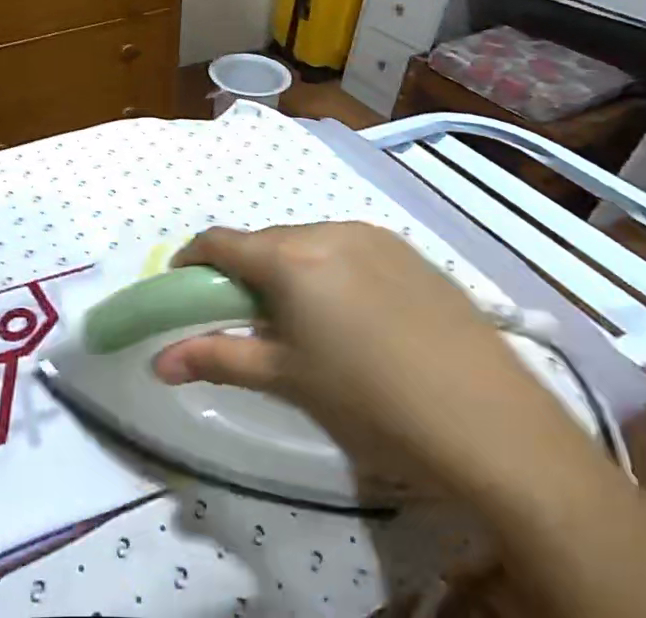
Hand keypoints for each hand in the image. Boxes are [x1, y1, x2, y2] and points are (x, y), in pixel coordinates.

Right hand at [151, 223, 591, 499]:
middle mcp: (331, 230)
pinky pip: (351, 248)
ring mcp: (377, 236)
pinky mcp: (411, 251)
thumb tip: (160, 361)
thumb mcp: (290, 379)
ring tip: (301, 322)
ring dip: (289, 269)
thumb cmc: (371, 401)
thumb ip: (219, 359)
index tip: (182, 289)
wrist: (485, 415)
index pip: (222, 241)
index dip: (192, 261)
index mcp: (293, 256)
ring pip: (311, 241)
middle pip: (267, 240)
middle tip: (244, 321)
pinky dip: (331, 270)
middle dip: (244, 272)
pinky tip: (352, 315)